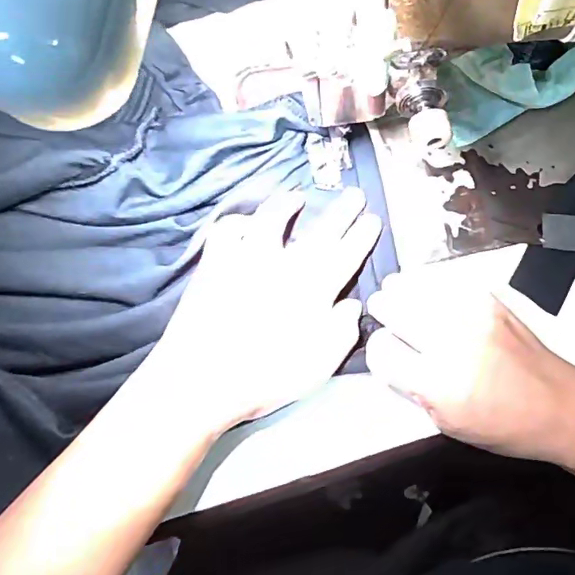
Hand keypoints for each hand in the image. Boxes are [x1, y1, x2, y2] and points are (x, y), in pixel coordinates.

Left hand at [118, 187, 380, 433]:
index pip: (347, 254)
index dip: (362, 235)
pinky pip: (227, 231)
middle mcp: (285, 266)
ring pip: (270, 218)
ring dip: (286, 204)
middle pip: (320, 230)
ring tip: (297, 197)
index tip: (373, 219)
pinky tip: (244, 224)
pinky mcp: (214, 264)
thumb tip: (351, 306)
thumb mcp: (319, 365)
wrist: (201, 380)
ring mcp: (246, 260)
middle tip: (355, 195)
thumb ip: (342, 331)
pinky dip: (238, 223)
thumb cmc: (265, 378)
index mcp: (315, 290)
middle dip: (342, 211)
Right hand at [364, 275, 574, 462]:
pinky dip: (433, 283)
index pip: (384, 352)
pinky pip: (450, 282)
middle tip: (381, 311)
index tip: (385, 350)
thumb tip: (397, 362)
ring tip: (394, 290)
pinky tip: (427, 287)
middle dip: (384, 310)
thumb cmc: (506, 426)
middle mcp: (452, 345)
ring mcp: (473, 318)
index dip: (378, 350)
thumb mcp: (450, 425)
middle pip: (396, 310)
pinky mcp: (491, 303)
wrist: (558, 404)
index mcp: (439, 385)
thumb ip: (418, 392)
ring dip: (403, 289)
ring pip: (420, 288)